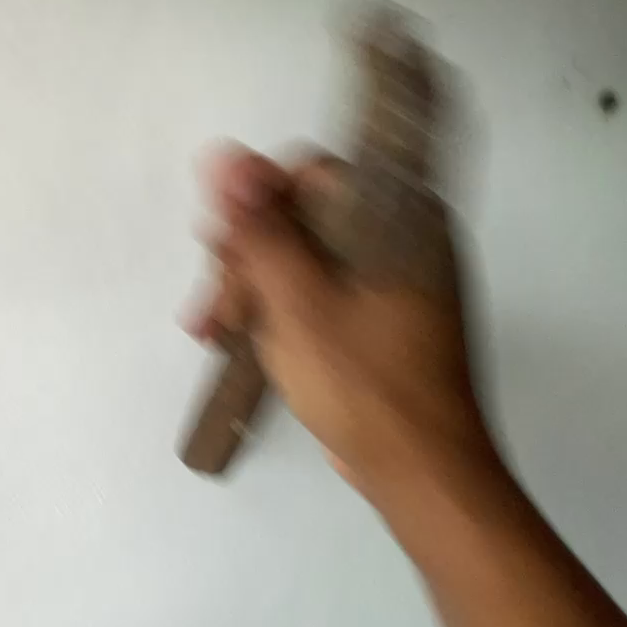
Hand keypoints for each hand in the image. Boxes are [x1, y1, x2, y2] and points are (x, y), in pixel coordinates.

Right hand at [181, 144, 500, 511]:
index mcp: (397, 219)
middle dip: (241, 260)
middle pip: (296, 218)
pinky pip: (309, 290)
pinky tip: (233, 338)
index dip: (254, 207)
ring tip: (209, 333)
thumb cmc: (360, 382)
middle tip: (211, 310)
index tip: (221, 255)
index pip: (307, 175)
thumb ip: (258, 228)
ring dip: (245, 290)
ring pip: (295, 257)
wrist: (417, 469)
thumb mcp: (296, 302)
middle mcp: (397, 237)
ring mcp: (385, 279)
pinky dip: (271, 309)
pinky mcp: (371, 315)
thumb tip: (220, 157)